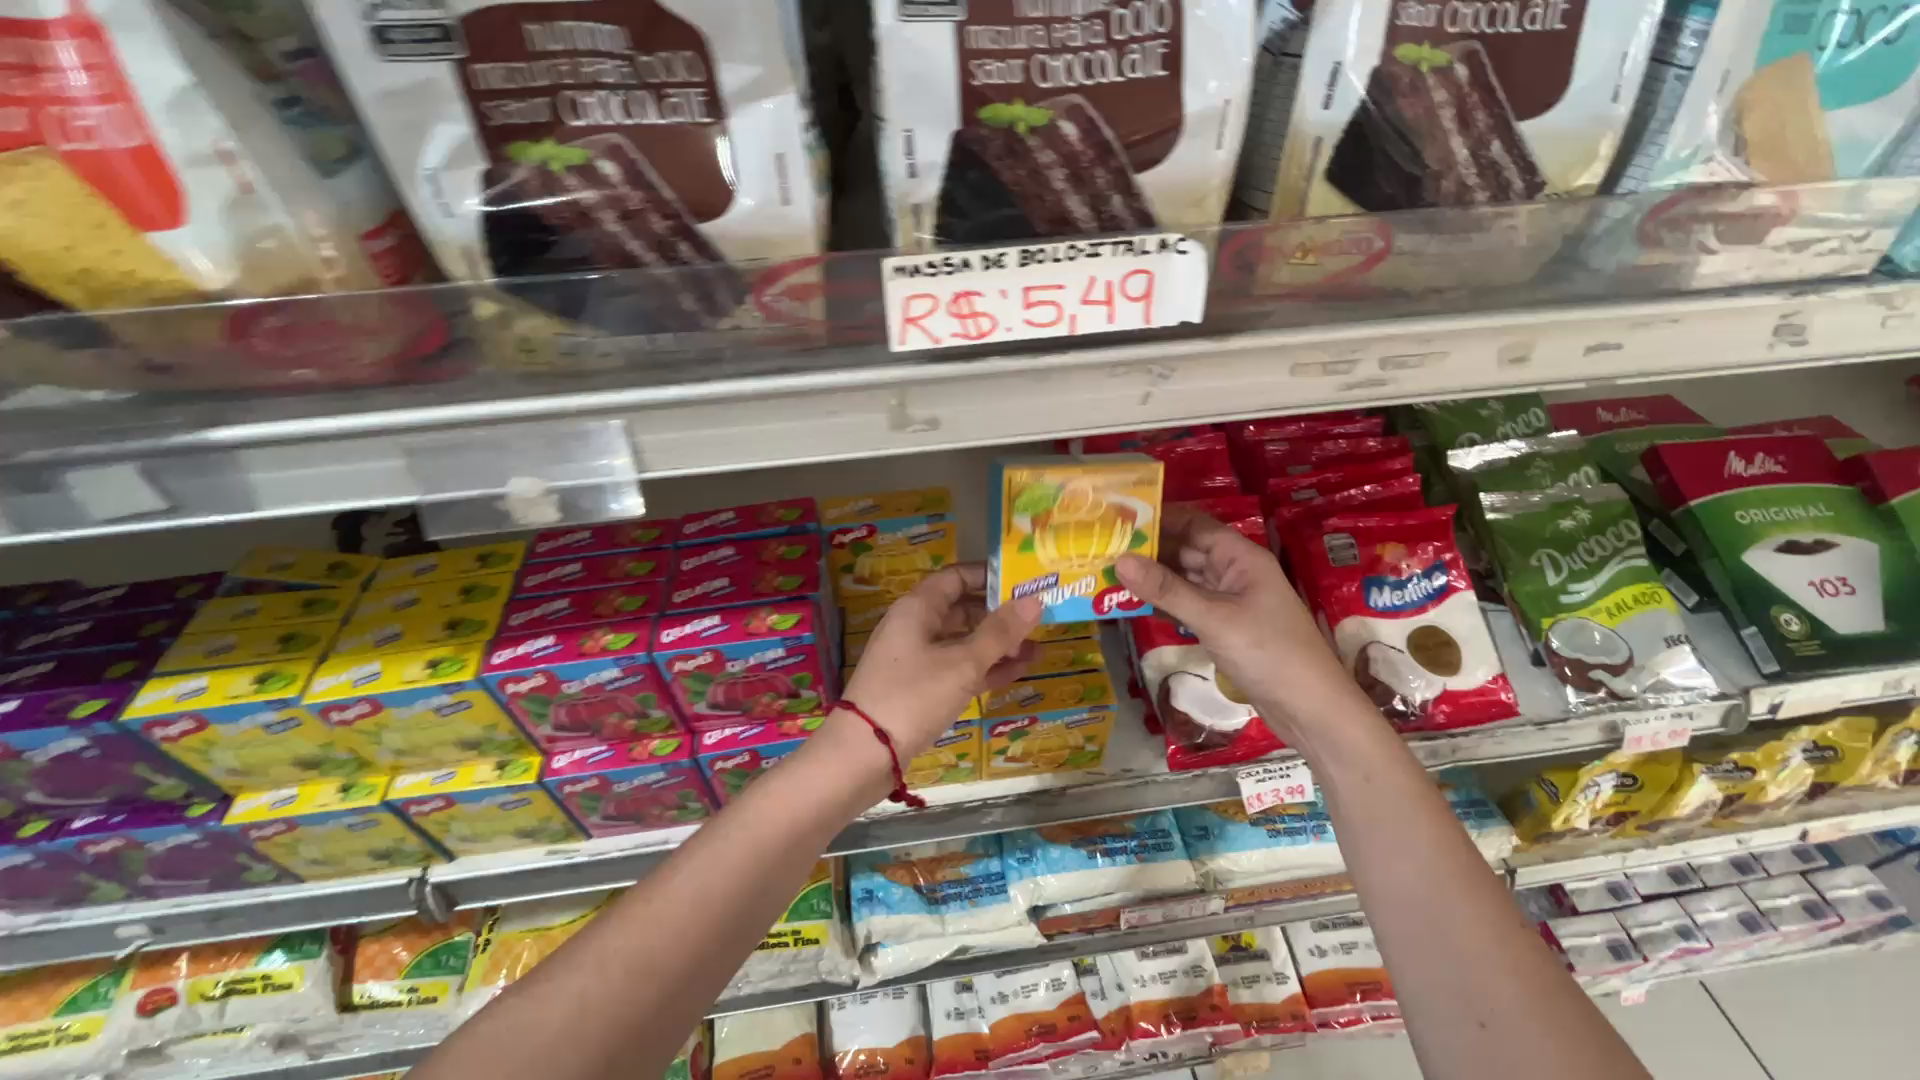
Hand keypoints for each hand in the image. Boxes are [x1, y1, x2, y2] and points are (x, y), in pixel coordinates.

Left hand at [840, 564, 1041, 757]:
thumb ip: (1000, 632)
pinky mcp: (920, 689)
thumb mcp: (963, 663)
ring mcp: (917, 660)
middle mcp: (915, 627)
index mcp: (918, 608)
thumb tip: (1034, 599)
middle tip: (1039, 618)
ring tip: (1037, 648)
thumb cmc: (913, 696)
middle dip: (999, 614)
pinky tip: (1018, 671)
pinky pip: (958, 669)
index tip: (1022, 581)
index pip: (955, 577)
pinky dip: (985, 668)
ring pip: (963, 642)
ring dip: (997, 645)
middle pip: (961, 610)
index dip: (988, 576)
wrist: (863, 754)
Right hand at [1115, 507, 1368, 741]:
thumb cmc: (1268, 652)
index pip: (1194, 524)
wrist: (1310, 708)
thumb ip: (1166, 590)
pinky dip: (1163, 604)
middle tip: (1101, 548)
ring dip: (1152, 578)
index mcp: (1240, 557)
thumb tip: (1120, 560)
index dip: (1159, 517)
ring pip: (1184, 580)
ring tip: (1107, 573)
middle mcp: (1234, 572)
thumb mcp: (1214, 618)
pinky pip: (1187, 606)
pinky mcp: (1224, 628)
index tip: (1117, 518)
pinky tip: (1131, 605)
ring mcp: (1229, 601)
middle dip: (1148, 549)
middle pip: (1185, 550)